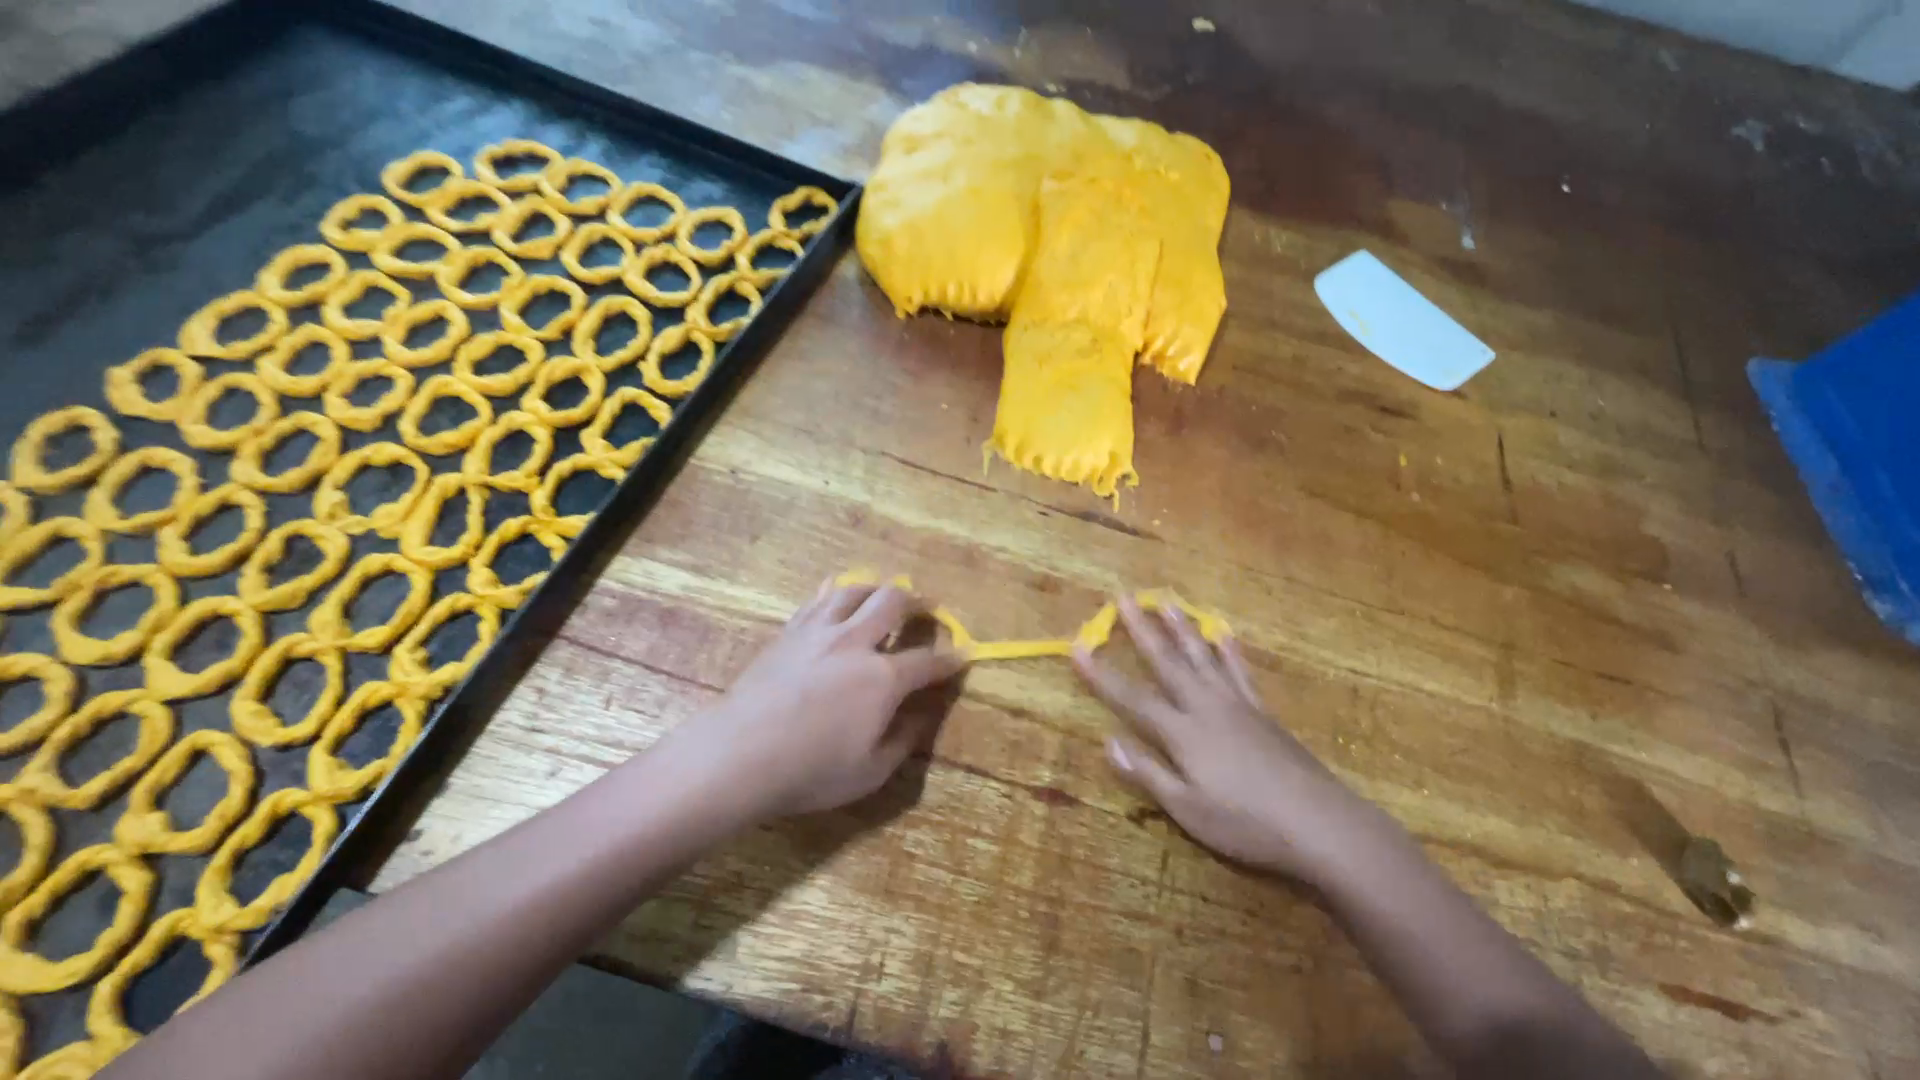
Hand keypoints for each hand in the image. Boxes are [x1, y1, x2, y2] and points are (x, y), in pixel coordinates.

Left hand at [653, 578, 968, 822]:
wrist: (736, 754)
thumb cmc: (808, 772)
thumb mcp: (869, 772)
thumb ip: (902, 740)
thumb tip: (921, 717)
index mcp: (882, 679)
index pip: (928, 661)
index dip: (951, 658)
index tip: (964, 654)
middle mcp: (854, 643)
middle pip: (893, 602)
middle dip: (919, 602)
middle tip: (928, 608)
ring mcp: (817, 632)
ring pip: (854, 589)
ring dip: (877, 587)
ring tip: (885, 594)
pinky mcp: (787, 632)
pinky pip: (818, 598)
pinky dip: (837, 592)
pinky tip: (837, 597)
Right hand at [1072, 598, 1402, 886]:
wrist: (1320, 822)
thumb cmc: (1246, 824)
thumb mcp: (1188, 809)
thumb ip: (1148, 773)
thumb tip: (1108, 741)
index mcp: (1182, 733)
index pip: (1131, 698)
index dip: (1101, 674)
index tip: (1077, 646)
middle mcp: (1206, 707)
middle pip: (1167, 661)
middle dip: (1142, 629)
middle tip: (1123, 596)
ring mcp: (1237, 705)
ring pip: (1202, 655)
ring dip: (1181, 626)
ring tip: (1166, 599)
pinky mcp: (1262, 711)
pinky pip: (1239, 670)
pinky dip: (1227, 649)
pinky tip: (1221, 632)